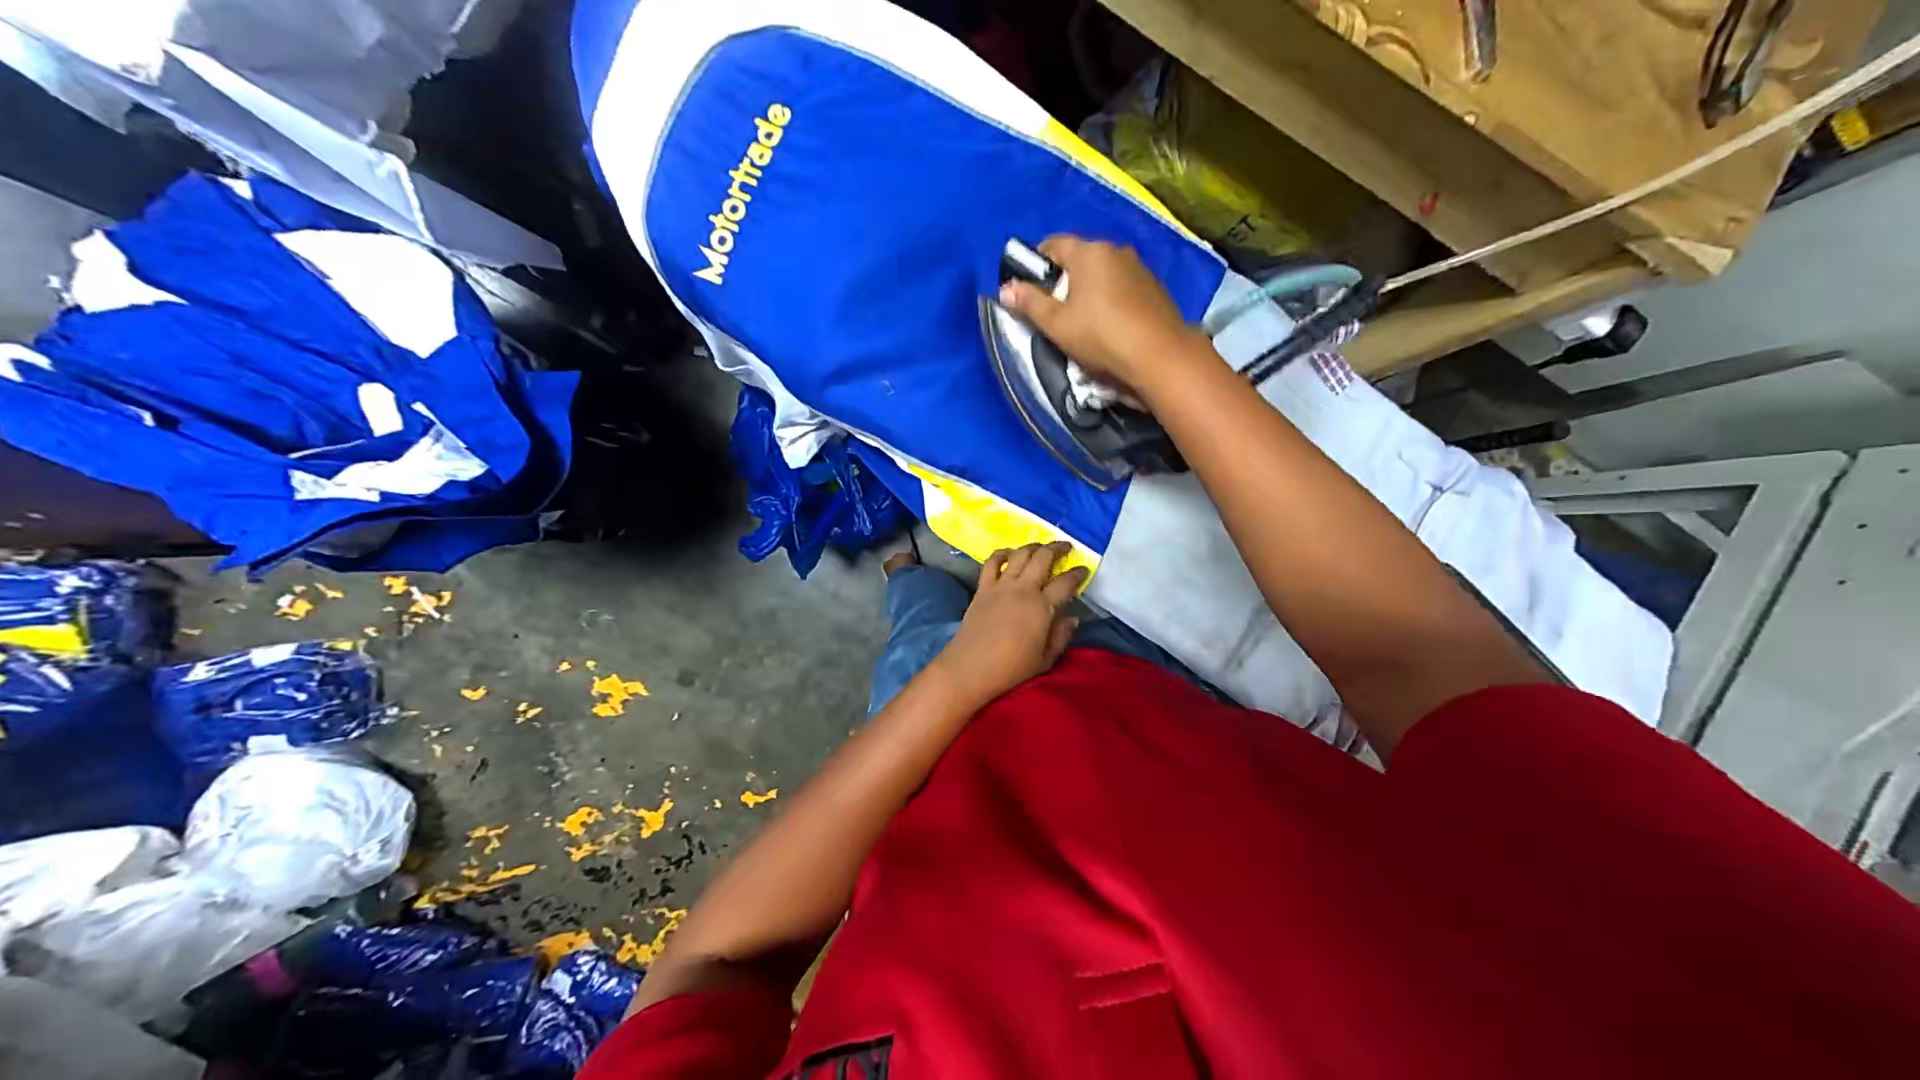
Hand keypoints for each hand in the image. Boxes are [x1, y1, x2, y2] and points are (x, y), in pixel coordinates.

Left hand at [930, 542, 1088, 705]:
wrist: (971, 668)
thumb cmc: (1012, 668)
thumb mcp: (1046, 659)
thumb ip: (1061, 636)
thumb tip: (1073, 618)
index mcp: (1042, 606)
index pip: (1066, 582)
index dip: (1078, 573)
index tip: (1084, 569)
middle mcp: (1023, 589)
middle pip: (1043, 558)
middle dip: (1057, 548)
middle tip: (1066, 547)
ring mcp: (1001, 586)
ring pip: (1020, 554)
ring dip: (1033, 546)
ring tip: (1041, 546)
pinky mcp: (982, 588)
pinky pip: (992, 562)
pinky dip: (1002, 553)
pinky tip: (1009, 553)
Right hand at [998, 235, 1208, 393]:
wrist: (1160, 356)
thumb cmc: (1100, 336)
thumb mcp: (1056, 324)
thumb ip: (1030, 304)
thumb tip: (1006, 289)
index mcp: (1088, 252)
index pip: (1052, 244)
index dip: (1035, 263)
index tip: (1028, 289)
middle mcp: (1115, 250)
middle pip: (1079, 259)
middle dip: (1063, 280)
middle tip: (1053, 313)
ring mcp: (1139, 268)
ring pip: (1103, 274)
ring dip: (1089, 292)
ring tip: (1082, 323)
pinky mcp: (1154, 288)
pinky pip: (1122, 288)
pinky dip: (1111, 301)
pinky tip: (1109, 327)